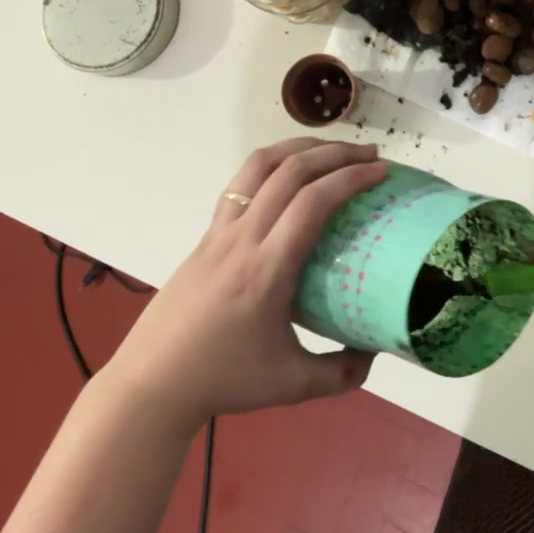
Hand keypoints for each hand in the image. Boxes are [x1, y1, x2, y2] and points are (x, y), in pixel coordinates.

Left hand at [101, 138, 388, 422]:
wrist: (152, 384)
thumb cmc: (223, 380)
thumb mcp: (291, 384)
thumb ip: (341, 373)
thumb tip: (376, 353)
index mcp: (268, 268)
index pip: (313, 202)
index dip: (350, 178)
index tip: (381, 171)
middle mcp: (243, 238)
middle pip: (291, 172)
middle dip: (335, 153)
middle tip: (370, 156)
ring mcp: (220, 232)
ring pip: (259, 167)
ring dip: (300, 148)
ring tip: (332, 150)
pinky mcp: (206, 236)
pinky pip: (240, 184)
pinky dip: (271, 164)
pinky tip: (288, 174)